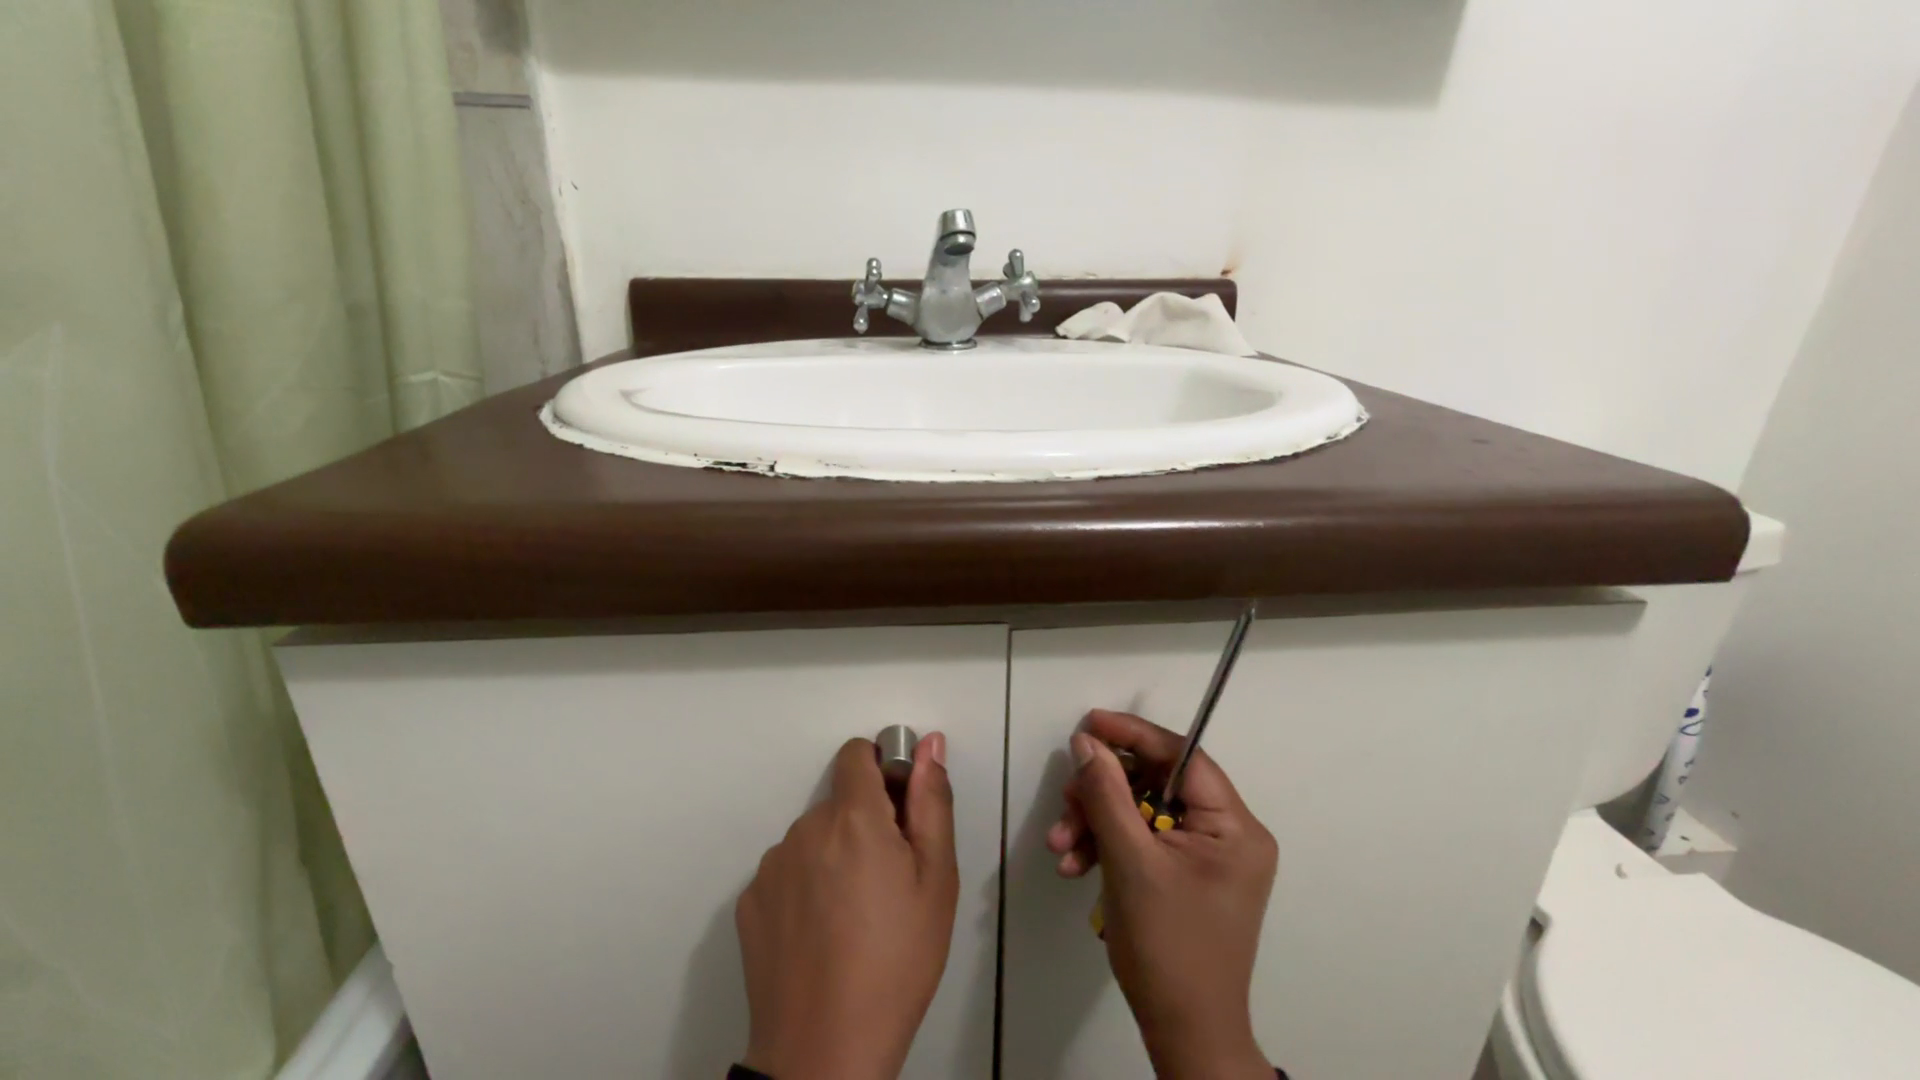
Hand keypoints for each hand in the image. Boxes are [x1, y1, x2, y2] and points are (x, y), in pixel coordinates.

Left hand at [736, 734, 958, 1079]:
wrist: (826, 1046)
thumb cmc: (897, 962)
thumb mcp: (936, 880)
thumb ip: (932, 803)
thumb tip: (929, 746)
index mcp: (853, 818)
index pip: (857, 754)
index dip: (883, 769)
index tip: (901, 809)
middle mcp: (804, 830)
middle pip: (838, 803)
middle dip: (865, 824)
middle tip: (889, 881)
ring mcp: (770, 867)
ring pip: (813, 839)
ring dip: (834, 856)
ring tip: (856, 915)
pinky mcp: (749, 902)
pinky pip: (787, 873)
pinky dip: (806, 887)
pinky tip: (823, 933)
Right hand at [1047, 710, 1277, 1079]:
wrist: (1185, 1032)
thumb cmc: (1168, 946)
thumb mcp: (1131, 862)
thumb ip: (1107, 794)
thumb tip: (1087, 742)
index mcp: (1235, 827)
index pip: (1183, 757)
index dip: (1134, 735)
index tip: (1089, 724)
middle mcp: (1229, 835)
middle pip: (1157, 785)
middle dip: (1103, 794)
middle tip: (1065, 805)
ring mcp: (1208, 859)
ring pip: (1143, 814)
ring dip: (1097, 824)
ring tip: (1062, 849)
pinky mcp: (1187, 878)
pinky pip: (1144, 843)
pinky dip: (1109, 848)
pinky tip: (1077, 867)